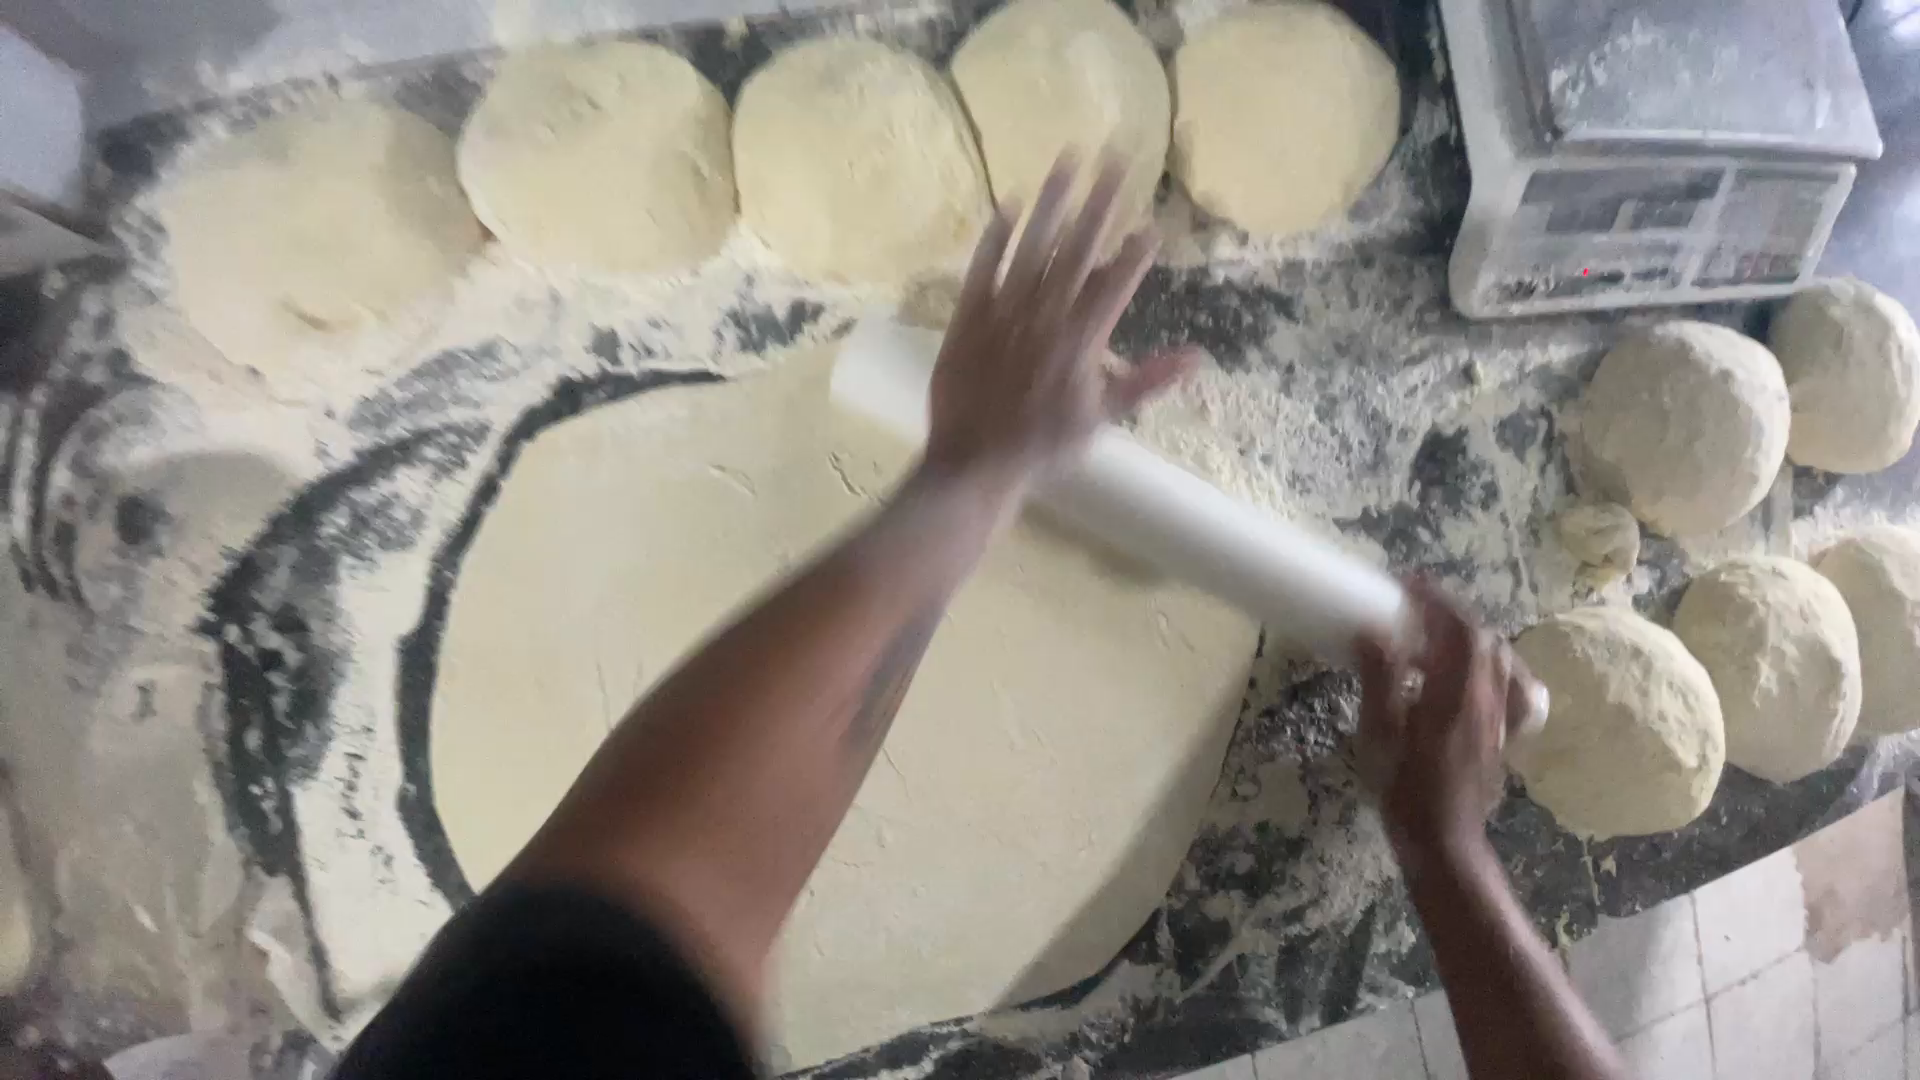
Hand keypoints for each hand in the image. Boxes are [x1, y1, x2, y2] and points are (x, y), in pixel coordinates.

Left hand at [924, 153, 1198, 490]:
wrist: (975, 461)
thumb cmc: (1042, 445)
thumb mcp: (1101, 420)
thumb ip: (1147, 382)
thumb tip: (1199, 356)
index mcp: (1081, 340)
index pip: (1115, 284)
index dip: (1135, 252)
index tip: (1153, 220)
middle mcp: (1045, 316)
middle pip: (1077, 250)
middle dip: (1101, 202)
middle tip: (1119, 155)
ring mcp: (1003, 313)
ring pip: (1032, 248)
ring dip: (1052, 202)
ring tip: (1069, 158)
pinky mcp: (968, 317)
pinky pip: (982, 269)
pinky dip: (995, 238)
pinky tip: (1007, 203)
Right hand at [1355, 580, 1519, 856]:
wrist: (1442, 838)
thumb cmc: (1401, 786)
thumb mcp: (1377, 733)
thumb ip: (1379, 680)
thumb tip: (1373, 632)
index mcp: (1456, 697)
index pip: (1458, 632)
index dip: (1436, 601)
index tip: (1408, 582)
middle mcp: (1487, 701)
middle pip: (1483, 639)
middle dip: (1451, 612)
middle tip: (1415, 602)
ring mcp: (1500, 717)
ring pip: (1500, 659)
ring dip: (1470, 634)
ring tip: (1438, 630)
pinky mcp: (1502, 732)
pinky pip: (1511, 686)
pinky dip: (1491, 664)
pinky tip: (1472, 671)